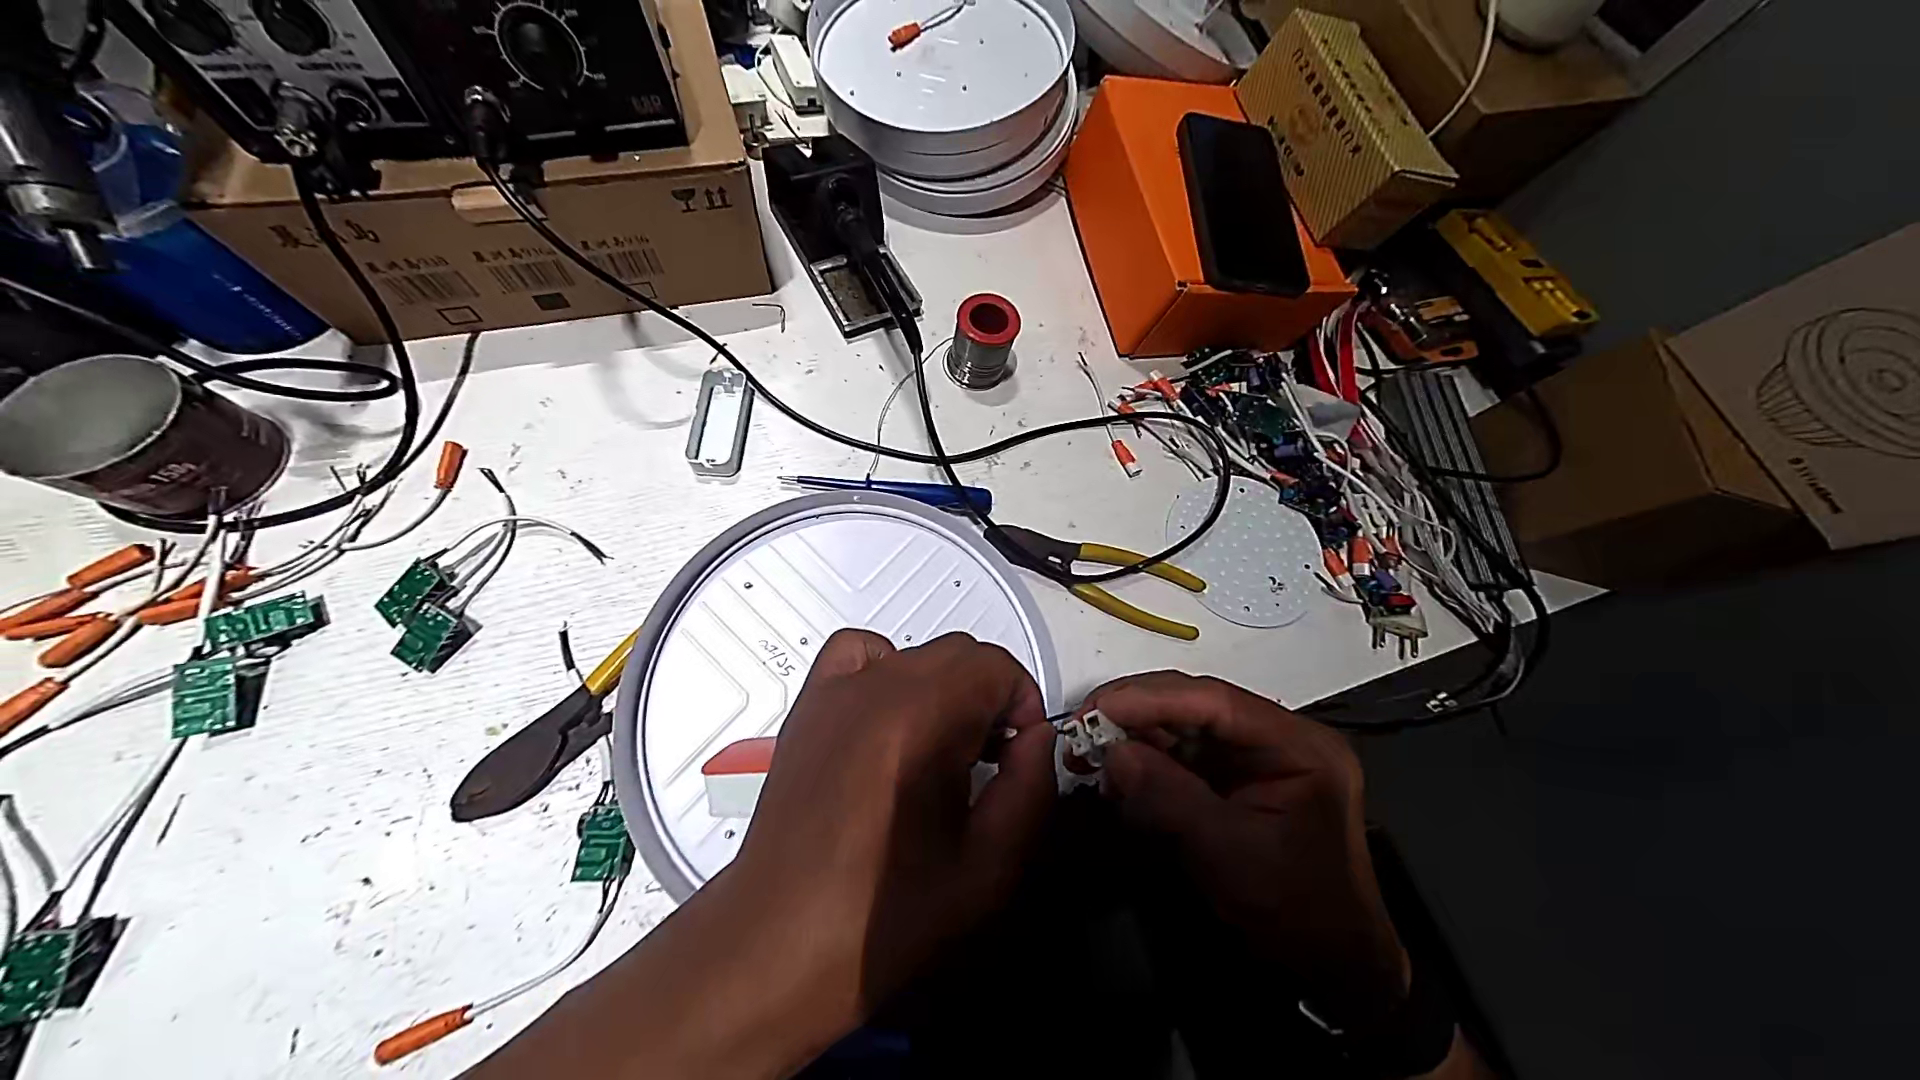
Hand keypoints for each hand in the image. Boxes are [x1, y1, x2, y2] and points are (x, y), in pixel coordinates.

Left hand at [730, 628, 1057, 1030]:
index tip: (1022, 747)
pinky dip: (887, 667)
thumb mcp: (988, 868)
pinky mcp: (811, 705)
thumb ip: (1030, 790)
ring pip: (917, 654)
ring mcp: (836, 693)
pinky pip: (858, 652)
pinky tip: (892, 715)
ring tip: (943, 743)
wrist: (783, 938)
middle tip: (991, 756)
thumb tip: (1037, 738)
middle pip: (959, 654)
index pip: (994, 666)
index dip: (1023, 703)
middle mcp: (875, 692)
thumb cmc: (882, 917)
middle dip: (990, 696)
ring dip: (946, 686)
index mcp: (921, 722)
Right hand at [1087, 672, 1409, 1025]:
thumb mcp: (1229, 854)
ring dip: (1135, 735)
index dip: (1151, 698)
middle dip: (1136, 713)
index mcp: (1297, 746)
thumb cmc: (1295, 912)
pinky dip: (1146, 758)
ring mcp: (1254, 755)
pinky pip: (1181, 752)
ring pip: (1182, 724)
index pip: (1216, 702)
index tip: (1097, 707)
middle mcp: (1276, 737)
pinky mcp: (1233, 775)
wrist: (1331, 969)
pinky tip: (1118, 771)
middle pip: (1196, 704)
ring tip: (1091, 752)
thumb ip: (1170, 797)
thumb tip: (1112, 752)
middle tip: (1082, 729)